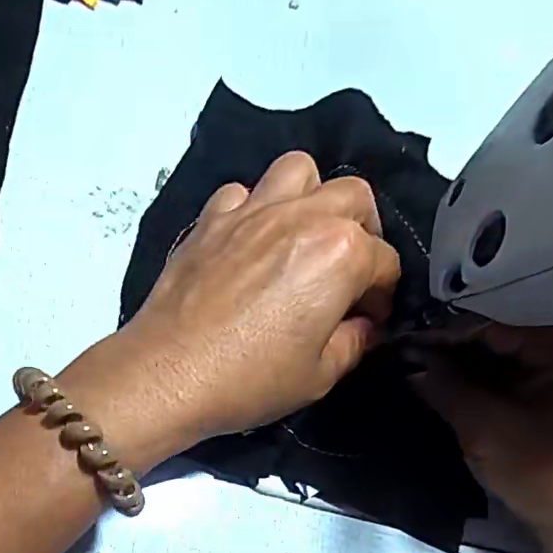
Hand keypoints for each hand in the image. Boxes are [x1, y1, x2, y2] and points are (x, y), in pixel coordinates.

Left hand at [62, 151, 399, 468]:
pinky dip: (254, 209)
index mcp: (339, 253)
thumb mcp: (319, 377)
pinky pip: (242, 193)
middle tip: (349, 273)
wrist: (167, 376)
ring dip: (312, 198)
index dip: (383, 295)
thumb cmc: (248, 381)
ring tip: (305, 238)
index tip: (369, 319)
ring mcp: (251, 211)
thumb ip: (354, 342)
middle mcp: (300, 217)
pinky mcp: (210, 220)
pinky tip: (251, 243)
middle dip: (364, 233)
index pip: (385, 262)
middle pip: (354, 198)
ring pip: (299, 171)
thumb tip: (363, 325)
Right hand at [405, 324, 552, 537]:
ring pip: (501, 371)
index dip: (445, 336)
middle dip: (451, 356)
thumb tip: (409, 361)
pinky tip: (442, 395)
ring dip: (460, 376)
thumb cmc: (544, 468)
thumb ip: (445, 387)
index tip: (404, 340)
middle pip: (499, 348)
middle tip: (404, 358)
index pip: (495, 329)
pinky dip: (476, 394)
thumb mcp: (486, 425)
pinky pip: (508, 391)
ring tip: (415, 375)